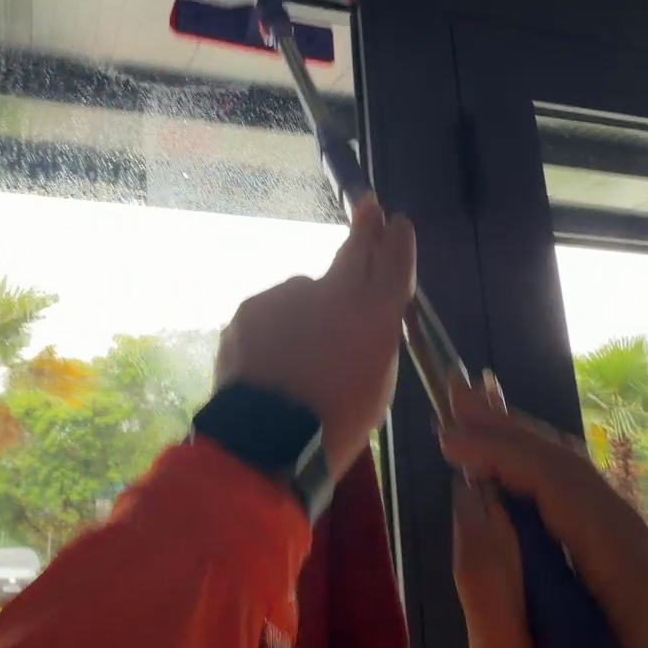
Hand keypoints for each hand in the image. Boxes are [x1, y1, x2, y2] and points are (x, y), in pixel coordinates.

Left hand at [213, 194, 414, 474]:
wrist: (267, 438)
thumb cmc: (336, 422)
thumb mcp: (376, 381)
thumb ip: (372, 336)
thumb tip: (363, 315)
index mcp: (374, 313)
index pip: (393, 262)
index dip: (396, 241)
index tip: (396, 222)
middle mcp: (332, 290)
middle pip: (353, 253)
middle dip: (364, 231)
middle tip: (369, 209)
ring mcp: (287, 294)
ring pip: (302, 296)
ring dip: (304, 316)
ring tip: (296, 362)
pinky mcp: (251, 308)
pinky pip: (270, 315)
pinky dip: (273, 332)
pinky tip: (269, 364)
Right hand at [443, 379, 647, 647]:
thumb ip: (489, 594)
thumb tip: (472, 505)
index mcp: (630, 587)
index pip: (562, 489)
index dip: (501, 453)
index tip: (446, 437)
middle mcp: (647, 559)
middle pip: (576, 469)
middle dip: (510, 428)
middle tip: (454, 392)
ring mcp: (644, 561)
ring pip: (581, 476)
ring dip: (523, 439)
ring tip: (472, 408)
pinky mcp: (629, 566)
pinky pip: (581, 498)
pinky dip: (537, 466)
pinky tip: (507, 449)